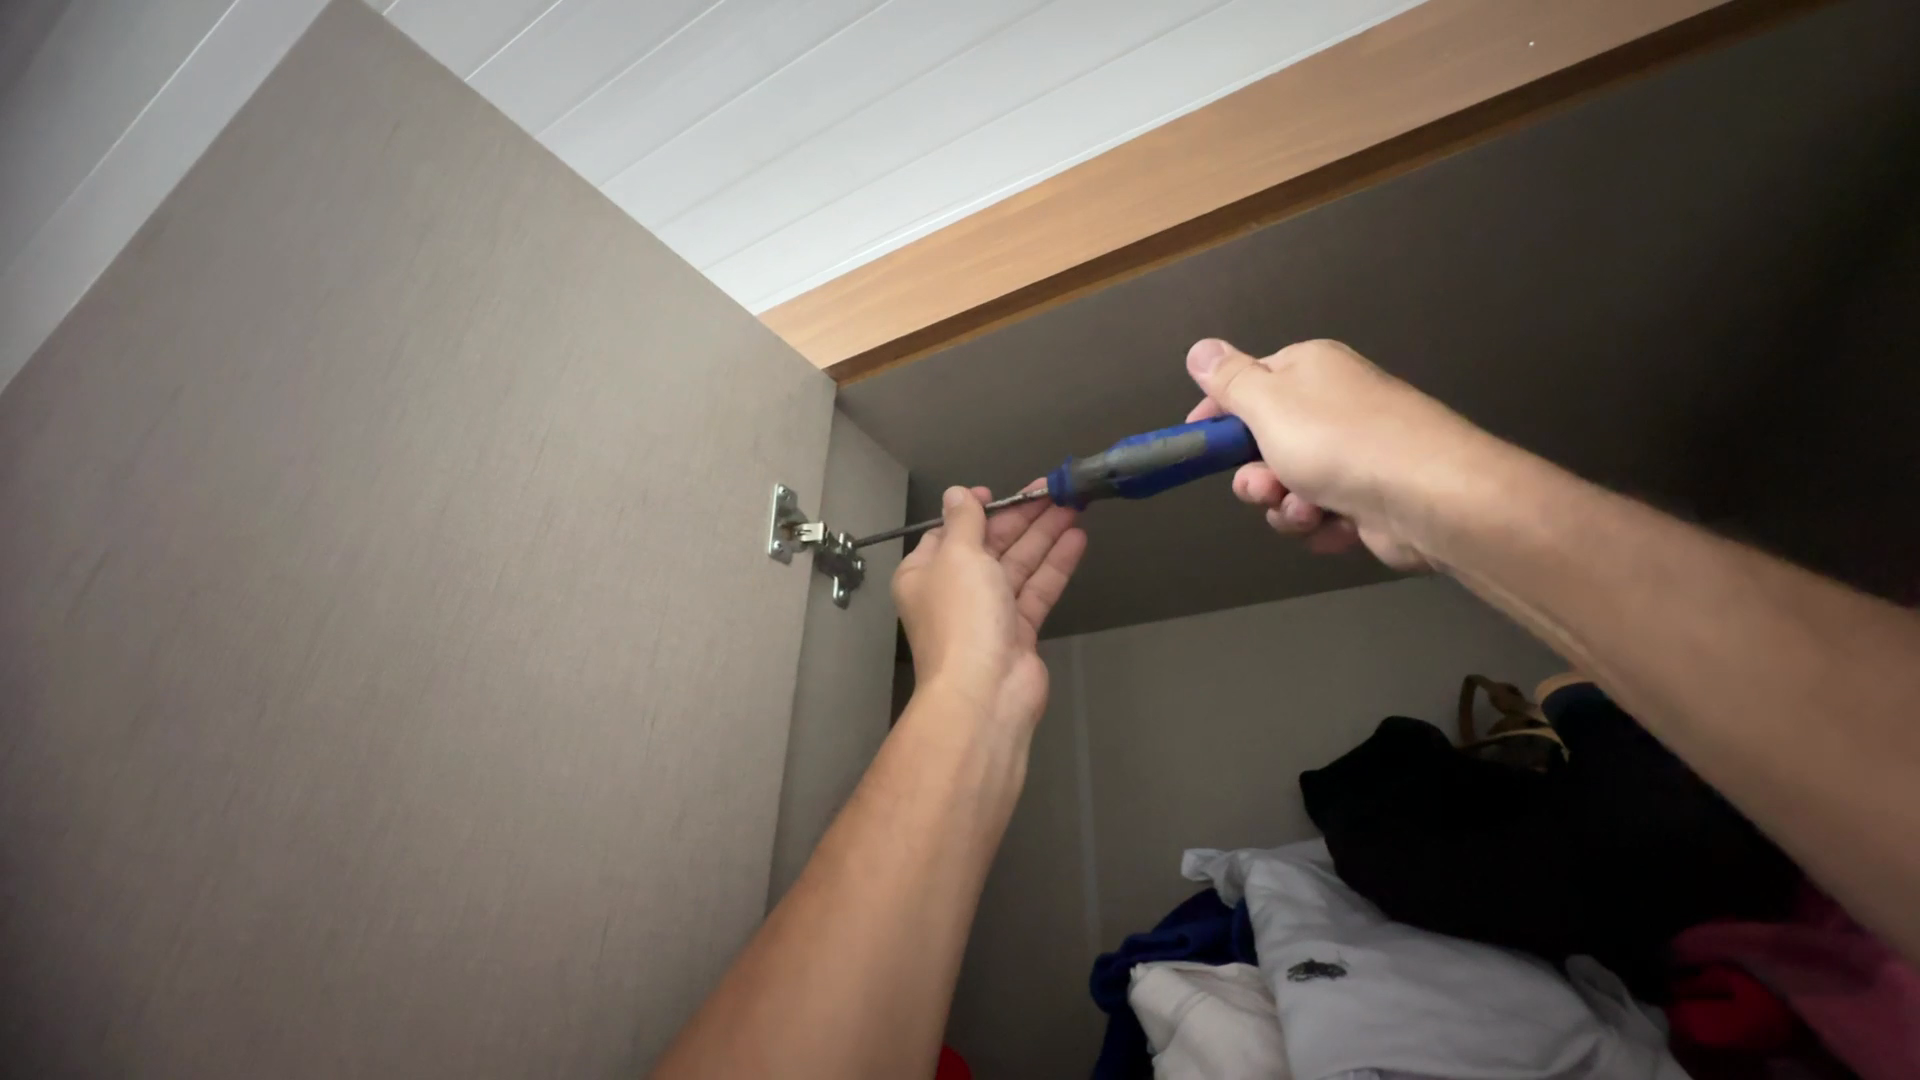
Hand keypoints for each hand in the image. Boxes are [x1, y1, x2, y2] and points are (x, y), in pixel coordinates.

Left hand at [892, 484, 1086, 734]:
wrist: (984, 693)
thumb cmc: (961, 617)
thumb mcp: (957, 556)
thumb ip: (964, 521)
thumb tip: (957, 493)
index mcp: (924, 573)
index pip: (950, 533)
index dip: (976, 510)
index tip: (1001, 493)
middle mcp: (954, 591)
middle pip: (990, 545)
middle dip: (1021, 518)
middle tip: (1055, 491)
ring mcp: (987, 613)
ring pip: (1018, 565)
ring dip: (1044, 536)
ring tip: (1074, 505)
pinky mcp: (1018, 631)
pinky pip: (1036, 590)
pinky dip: (1055, 565)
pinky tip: (1077, 539)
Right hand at [1185, 338, 1490, 570]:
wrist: (1428, 497)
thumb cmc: (1338, 441)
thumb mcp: (1267, 404)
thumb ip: (1229, 380)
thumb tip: (1200, 348)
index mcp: (1307, 370)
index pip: (1246, 384)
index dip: (1219, 415)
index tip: (1199, 443)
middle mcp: (1330, 405)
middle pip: (1261, 445)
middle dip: (1256, 477)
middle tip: (1265, 487)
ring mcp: (1352, 453)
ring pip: (1286, 486)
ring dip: (1287, 507)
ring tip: (1309, 511)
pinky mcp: (1367, 496)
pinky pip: (1319, 513)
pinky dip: (1320, 524)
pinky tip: (1337, 526)